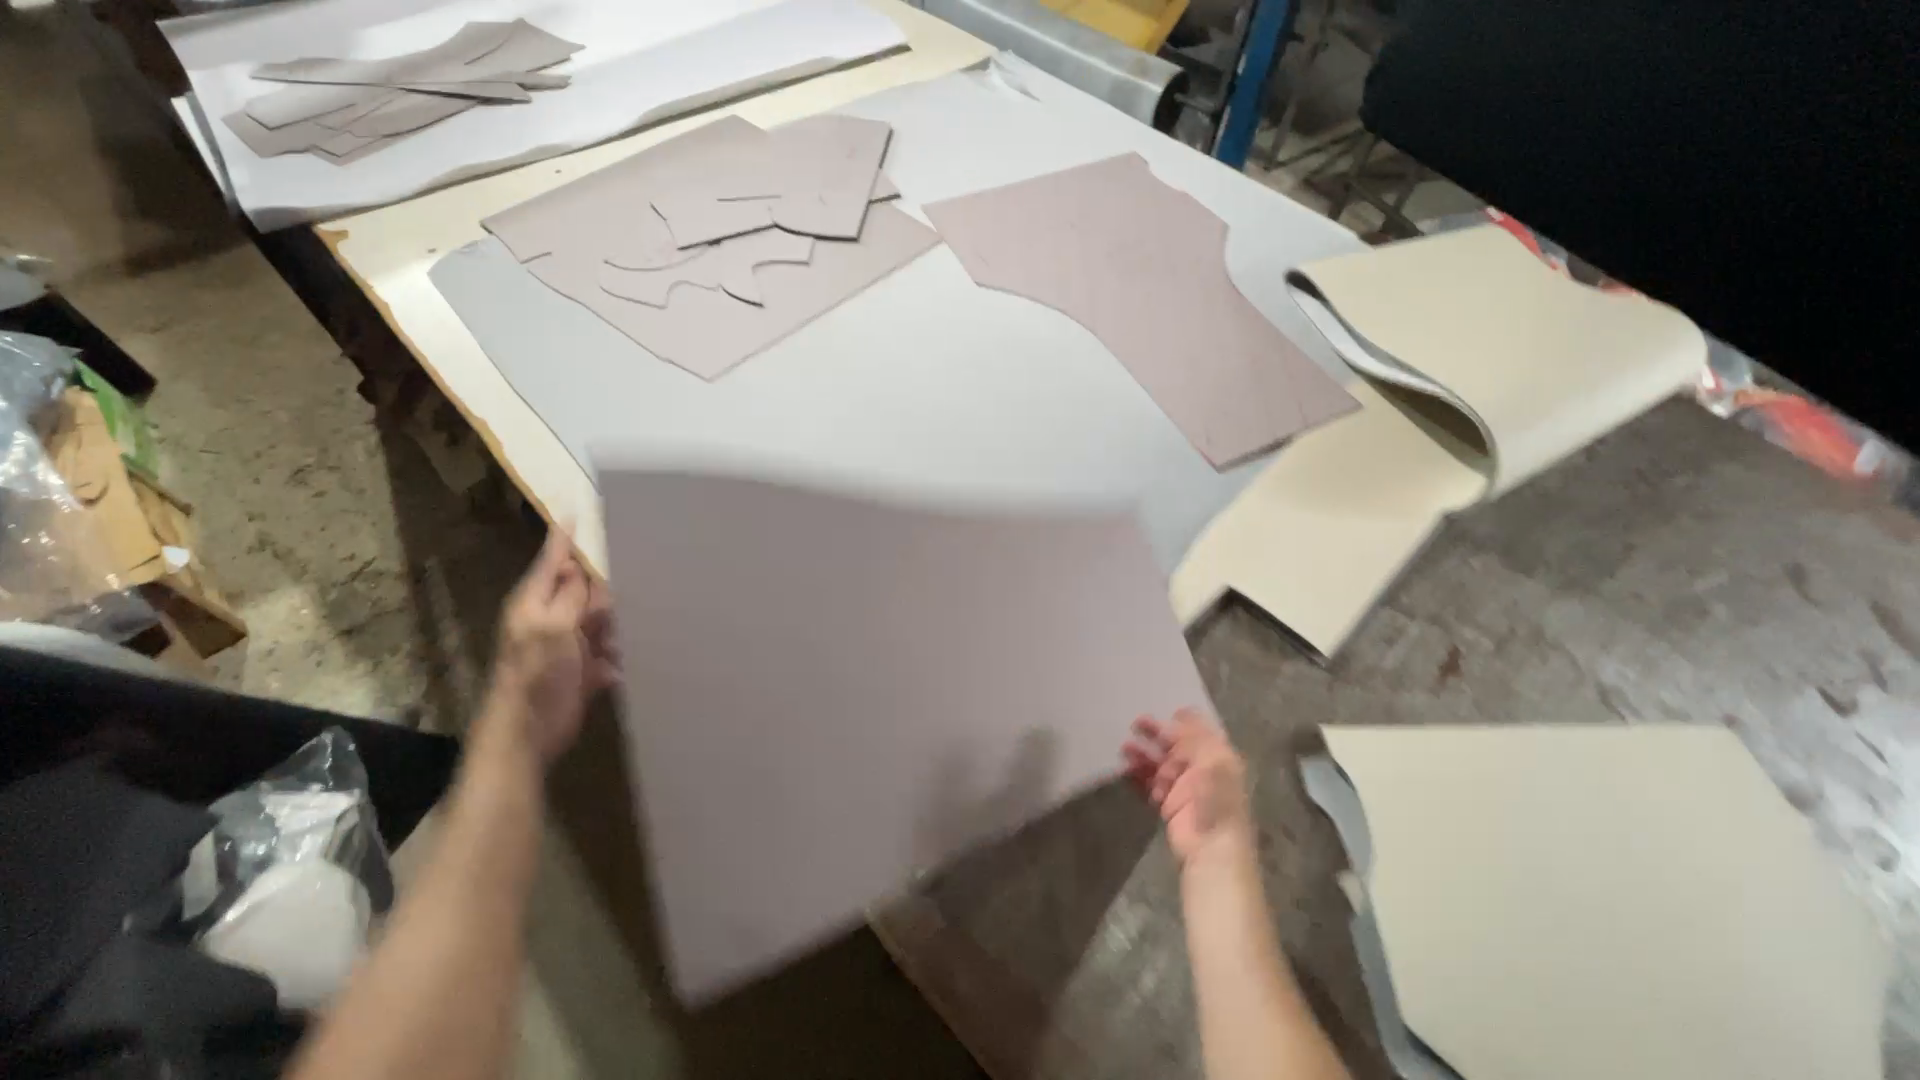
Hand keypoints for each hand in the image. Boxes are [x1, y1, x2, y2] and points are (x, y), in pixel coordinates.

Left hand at [484, 527, 618, 763]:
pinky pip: (611, 654)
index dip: (568, 535)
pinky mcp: (584, 671)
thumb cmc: (534, 676)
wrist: (529, 735)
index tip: (581, 506)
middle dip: (610, 591)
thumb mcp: (551, 627)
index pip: (554, 558)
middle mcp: (553, 618)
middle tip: (630, 590)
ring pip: (605, 621)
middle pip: (588, 590)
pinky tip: (620, 666)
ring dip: (619, 630)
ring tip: (626, 638)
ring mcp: (569, 646)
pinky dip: (618, 659)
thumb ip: (569, 594)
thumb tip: (580, 564)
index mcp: (536, 601)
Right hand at [1123, 708, 1253, 868]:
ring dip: (1143, 754)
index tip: (1166, 706)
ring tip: (1124, 747)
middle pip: (1176, 746)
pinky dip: (1137, 776)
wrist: (1212, 848)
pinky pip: (1149, 785)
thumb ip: (1195, 738)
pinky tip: (1124, 768)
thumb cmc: (1218, 800)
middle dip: (1157, 733)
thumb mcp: (1213, 761)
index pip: (1200, 732)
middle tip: (1136, 722)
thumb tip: (1178, 715)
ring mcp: (1182, 788)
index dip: (1185, 720)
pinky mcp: (1167, 805)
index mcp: (1217, 756)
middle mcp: (1200, 769)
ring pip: (1159, 764)